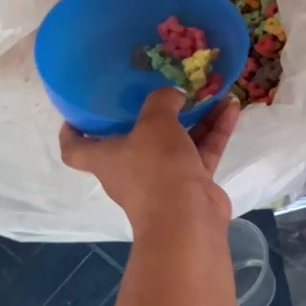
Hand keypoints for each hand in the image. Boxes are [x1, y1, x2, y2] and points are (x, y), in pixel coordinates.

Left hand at [61, 88, 240, 234]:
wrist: (186, 218)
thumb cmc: (156, 168)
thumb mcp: (155, 123)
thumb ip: (161, 101)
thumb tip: (172, 94)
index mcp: (106, 157)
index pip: (75, 148)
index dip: (73, 130)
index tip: (79, 111)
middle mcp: (131, 166)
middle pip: (137, 137)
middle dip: (155, 112)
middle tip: (167, 87)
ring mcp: (163, 175)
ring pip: (178, 139)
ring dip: (196, 115)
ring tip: (212, 90)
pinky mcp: (192, 181)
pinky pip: (202, 148)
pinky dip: (216, 129)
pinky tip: (232, 106)